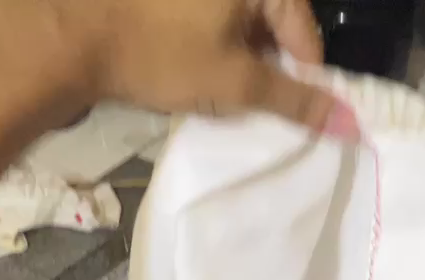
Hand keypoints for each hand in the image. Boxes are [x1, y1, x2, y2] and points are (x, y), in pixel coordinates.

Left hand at [0, 0, 355, 135]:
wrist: (74, 35)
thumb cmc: (162, 53)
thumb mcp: (236, 83)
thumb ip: (295, 102)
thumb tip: (350, 123)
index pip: (304, 30)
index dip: (302, 79)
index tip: (292, 116)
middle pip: (273, 25)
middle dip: (268, 72)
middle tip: (253, 112)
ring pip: (242, 27)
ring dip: (240, 66)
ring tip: (221, 96)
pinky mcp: (175, 2)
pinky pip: (212, 24)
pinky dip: (213, 52)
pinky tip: (196, 76)